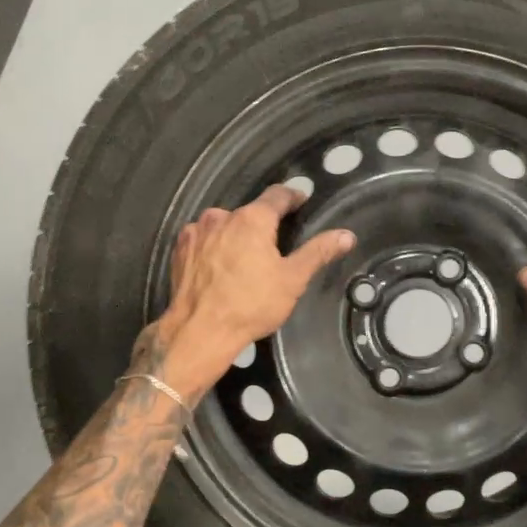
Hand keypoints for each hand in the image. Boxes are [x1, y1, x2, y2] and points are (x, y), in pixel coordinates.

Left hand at [143, 185, 355, 399]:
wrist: (199, 331)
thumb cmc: (251, 304)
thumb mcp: (292, 280)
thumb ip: (318, 252)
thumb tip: (347, 235)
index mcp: (253, 219)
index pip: (278, 195)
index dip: (292, 198)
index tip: (300, 203)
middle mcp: (222, 216)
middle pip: (249, 214)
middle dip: (261, 227)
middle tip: (271, 251)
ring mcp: (196, 231)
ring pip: (223, 226)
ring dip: (234, 237)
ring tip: (242, 263)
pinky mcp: (179, 249)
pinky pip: (202, 241)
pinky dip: (212, 249)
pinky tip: (217, 270)